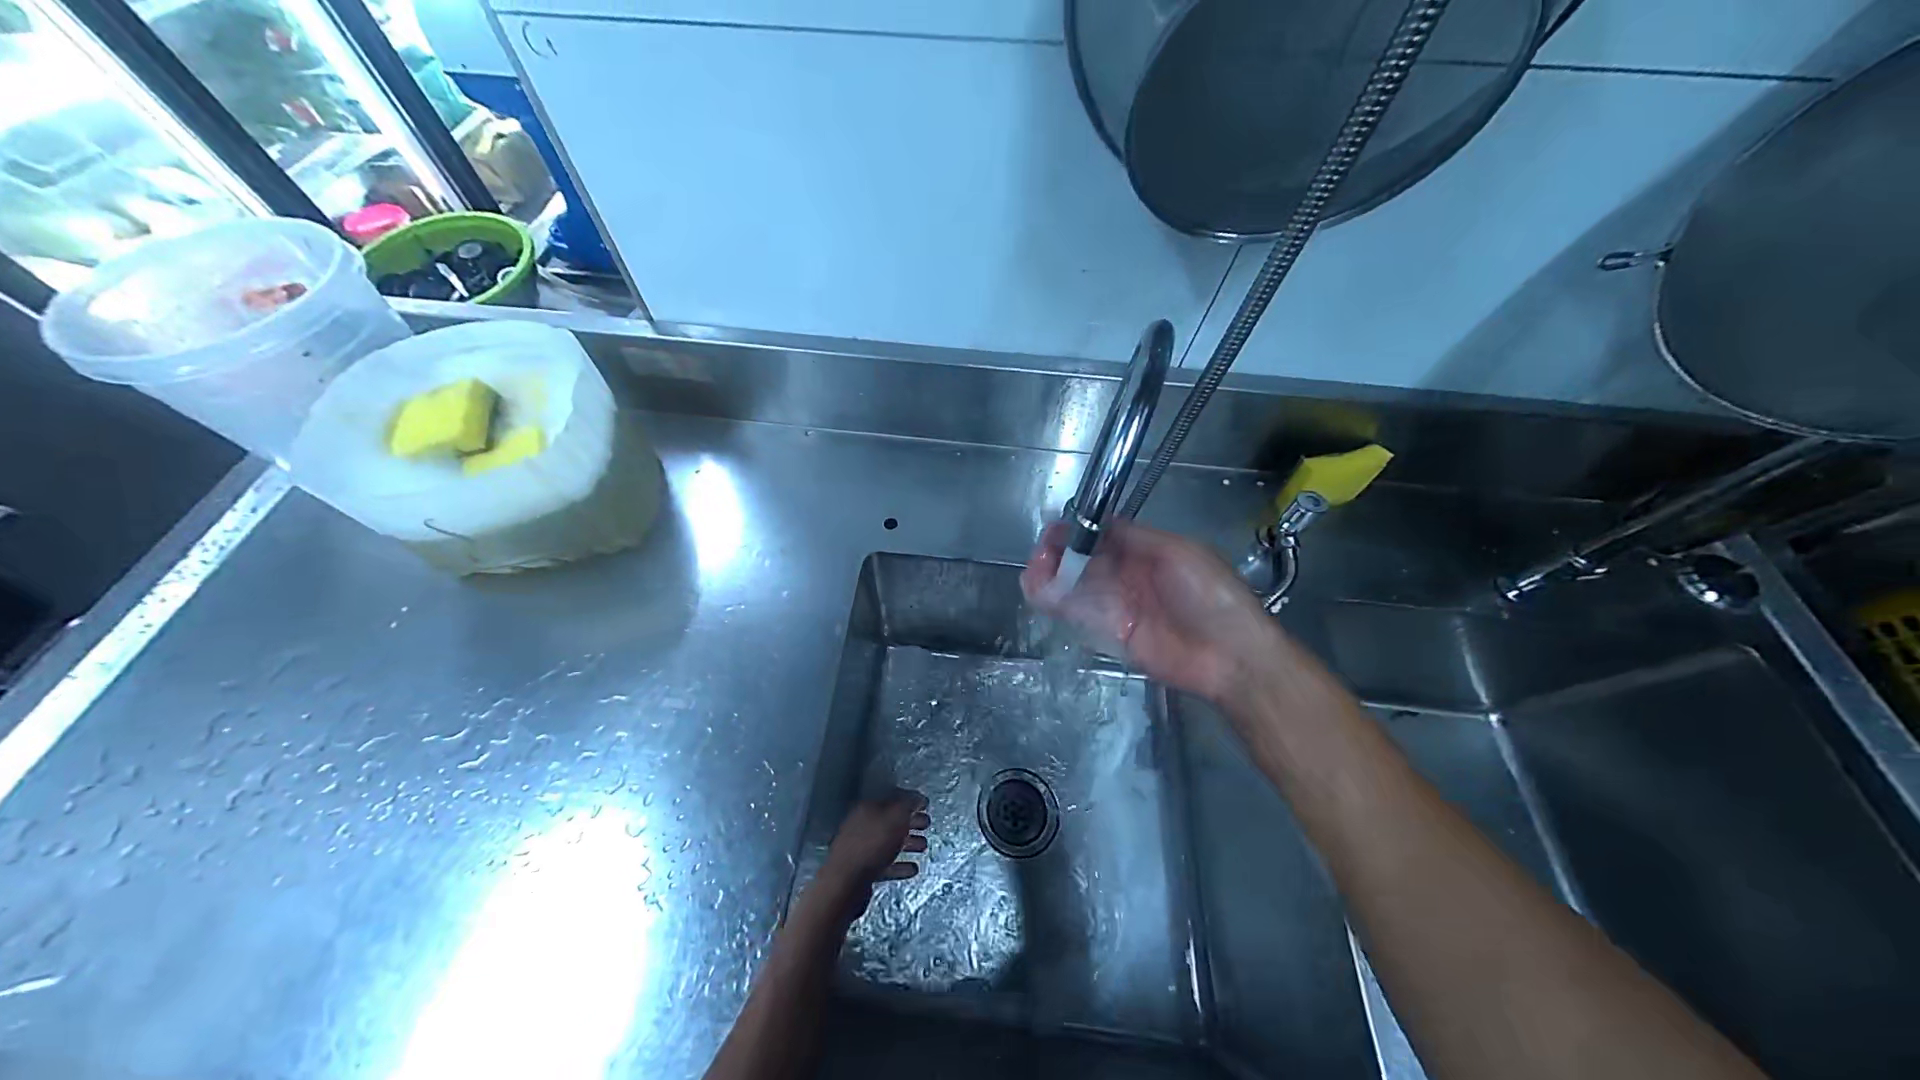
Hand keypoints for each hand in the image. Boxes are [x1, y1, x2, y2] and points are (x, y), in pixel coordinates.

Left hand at [813, 790, 929, 920]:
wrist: (846, 884)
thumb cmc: (872, 845)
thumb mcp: (896, 817)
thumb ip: (908, 805)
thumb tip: (918, 798)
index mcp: (867, 808)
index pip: (892, 798)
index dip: (911, 800)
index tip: (925, 804)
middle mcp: (861, 825)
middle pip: (890, 820)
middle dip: (910, 822)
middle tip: (926, 824)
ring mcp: (860, 849)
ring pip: (888, 842)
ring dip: (907, 843)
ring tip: (923, 846)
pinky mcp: (862, 872)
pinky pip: (885, 864)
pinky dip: (899, 865)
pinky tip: (913, 869)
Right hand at [1022, 521, 1280, 704]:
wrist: (1230, 655)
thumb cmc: (1211, 596)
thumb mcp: (1179, 553)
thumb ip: (1136, 538)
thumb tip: (1100, 521)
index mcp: (1146, 552)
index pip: (1103, 535)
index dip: (1078, 529)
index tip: (1056, 527)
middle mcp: (1128, 576)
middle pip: (1084, 560)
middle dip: (1059, 552)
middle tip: (1042, 552)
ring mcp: (1118, 605)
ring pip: (1076, 586)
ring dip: (1052, 576)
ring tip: (1033, 571)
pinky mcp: (1111, 634)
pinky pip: (1079, 615)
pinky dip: (1057, 604)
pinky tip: (1040, 593)